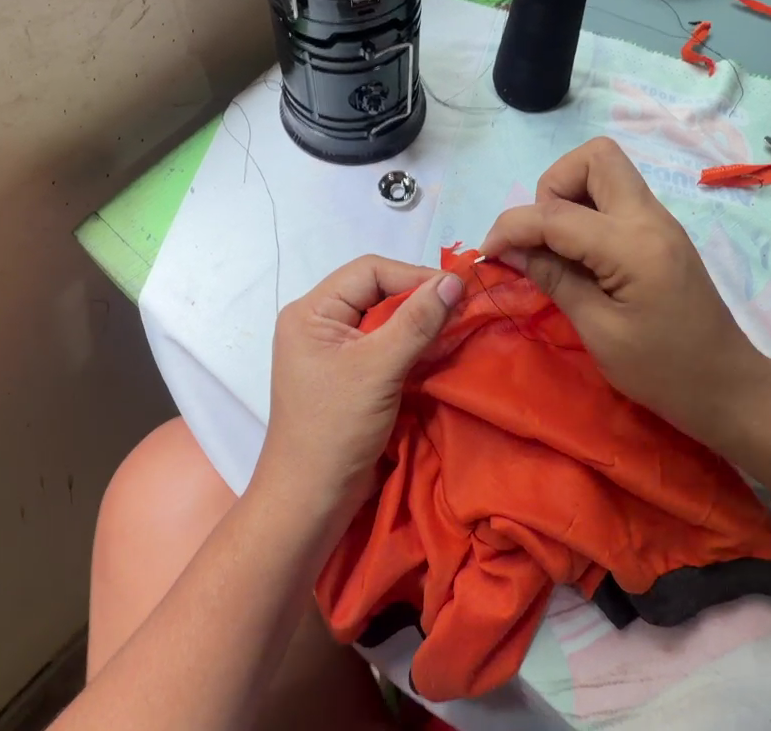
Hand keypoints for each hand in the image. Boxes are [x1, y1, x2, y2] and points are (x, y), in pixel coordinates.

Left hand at [254, 255, 464, 521]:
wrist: (310, 499)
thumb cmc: (336, 429)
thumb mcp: (379, 369)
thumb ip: (417, 321)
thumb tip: (455, 280)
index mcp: (311, 312)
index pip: (368, 271)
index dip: (414, 275)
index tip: (457, 290)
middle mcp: (318, 324)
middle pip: (375, 291)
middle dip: (417, 297)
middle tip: (460, 308)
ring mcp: (331, 351)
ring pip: (382, 319)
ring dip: (417, 323)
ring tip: (455, 327)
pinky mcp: (347, 376)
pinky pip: (382, 346)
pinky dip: (410, 346)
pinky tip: (436, 352)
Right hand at [479, 137, 770, 439]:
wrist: (727, 388)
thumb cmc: (662, 372)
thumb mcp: (598, 331)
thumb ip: (554, 279)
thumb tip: (509, 249)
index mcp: (634, 245)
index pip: (557, 213)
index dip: (512, 226)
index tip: (489, 252)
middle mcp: (650, 218)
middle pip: (595, 157)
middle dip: (552, 185)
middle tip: (540, 236)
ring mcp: (660, 222)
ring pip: (607, 170)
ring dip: (569, 195)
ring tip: (556, 247)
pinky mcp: (661, 233)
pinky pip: (616, 197)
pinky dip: (586, 211)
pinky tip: (577, 256)